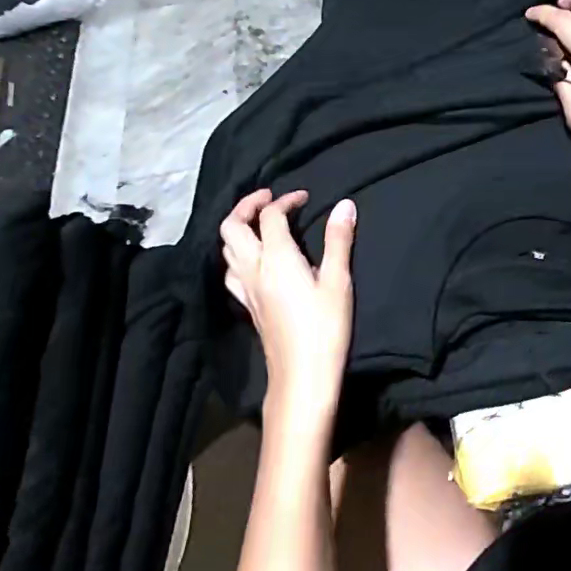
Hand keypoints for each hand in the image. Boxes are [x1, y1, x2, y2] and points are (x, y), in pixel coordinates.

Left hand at [219, 188, 356, 416]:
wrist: (302, 374)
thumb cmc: (326, 326)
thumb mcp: (339, 281)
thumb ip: (338, 240)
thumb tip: (344, 204)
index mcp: (276, 258)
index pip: (270, 217)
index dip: (285, 200)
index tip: (305, 196)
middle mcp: (253, 269)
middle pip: (232, 227)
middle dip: (247, 206)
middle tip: (270, 198)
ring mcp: (246, 289)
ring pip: (226, 249)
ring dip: (238, 228)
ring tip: (260, 223)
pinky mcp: (247, 305)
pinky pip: (231, 271)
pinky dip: (238, 254)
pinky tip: (253, 260)